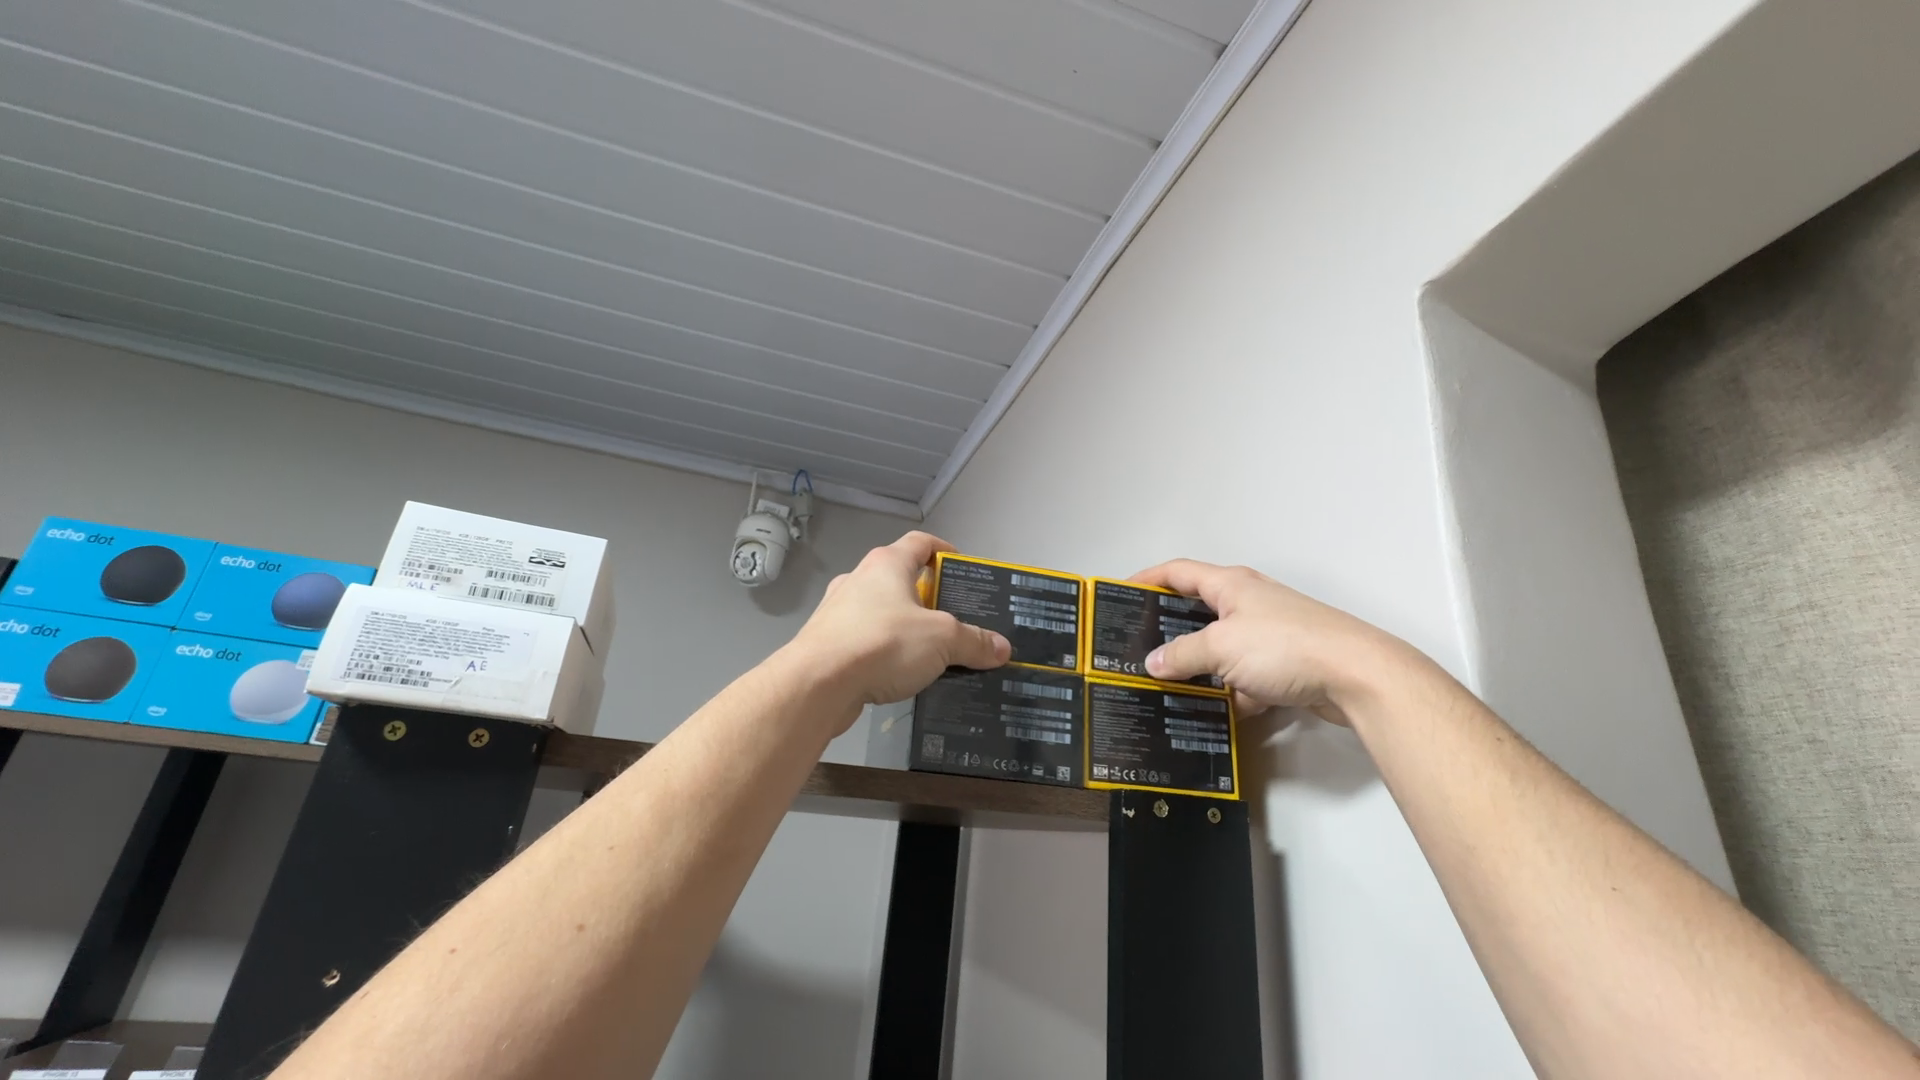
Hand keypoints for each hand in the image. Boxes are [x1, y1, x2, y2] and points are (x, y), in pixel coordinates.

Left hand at [790, 532, 1010, 720]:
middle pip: (901, 579)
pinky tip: (900, 675)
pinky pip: (865, 640)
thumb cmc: (883, 644)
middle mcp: (859, 579)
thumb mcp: (942, 640)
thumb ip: (974, 641)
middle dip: (929, 599)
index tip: (962, 568)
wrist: (817, 683)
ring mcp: (838, 611)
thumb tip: (1001, 647)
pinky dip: (884, 652)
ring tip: (932, 652)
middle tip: (955, 621)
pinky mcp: (826, 642)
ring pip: (881, 612)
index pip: (921, 543)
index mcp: (886, 564)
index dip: (944, 551)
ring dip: (905, 627)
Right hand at [1130, 560, 1418, 724]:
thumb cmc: (1285, 646)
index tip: (1121, 594)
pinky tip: (1216, 713)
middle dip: (1169, 630)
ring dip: (1200, 667)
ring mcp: (1269, 634)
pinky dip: (1232, 693)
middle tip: (1138, 648)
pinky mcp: (1286, 664)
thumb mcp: (1222, 647)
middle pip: (1198, 611)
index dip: (1147, 579)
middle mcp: (1249, 602)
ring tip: (1168, 687)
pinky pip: (1246, 677)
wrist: (1357, 676)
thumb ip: (1183, 654)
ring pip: (1222, 649)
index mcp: (1230, 585)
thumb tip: (1153, 663)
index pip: (1178, 572)